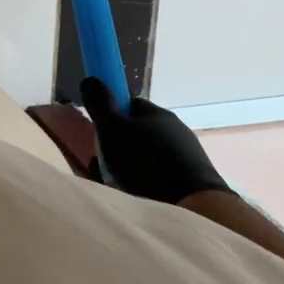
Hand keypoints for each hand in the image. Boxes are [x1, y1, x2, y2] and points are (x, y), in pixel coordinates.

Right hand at [78, 77, 229, 203]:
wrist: (191, 204)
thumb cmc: (145, 162)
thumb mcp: (112, 129)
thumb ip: (100, 104)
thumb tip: (91, 80)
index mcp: (156, 114)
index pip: (128, 103)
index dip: (110, 113)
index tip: (99, 129)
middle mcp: (174, 129)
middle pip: (134, 131)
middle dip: (115, 145)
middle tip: (103, 160)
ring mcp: (186, 154)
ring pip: (144, 154)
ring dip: (127, 165)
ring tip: (117, 182)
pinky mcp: (191, 178)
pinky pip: (158, 173)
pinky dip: (144, 180)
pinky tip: (136, 193)